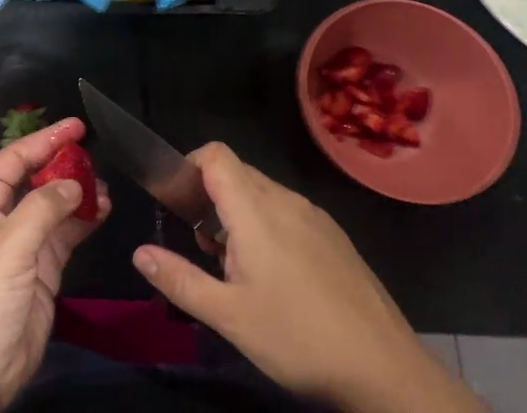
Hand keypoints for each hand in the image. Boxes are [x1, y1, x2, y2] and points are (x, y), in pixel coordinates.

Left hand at [0, 117, 110, 412]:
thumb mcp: (9, 246)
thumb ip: (43, 209)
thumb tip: (73, 183)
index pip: (14, 159)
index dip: (43, 140)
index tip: (77, 126)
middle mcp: (1, 219)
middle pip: (35, 180)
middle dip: (63, 166)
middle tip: (98, 156)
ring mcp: (22, 246)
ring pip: (53, 208)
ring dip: (78, 195)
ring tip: (107, 186)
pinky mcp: (41, 272)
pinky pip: (64, 236)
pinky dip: (83, 223)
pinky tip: (103, 211)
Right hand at [132, 143, 482, 412]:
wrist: (387, 372)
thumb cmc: (298, 339)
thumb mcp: (228, 316)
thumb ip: (180, 279)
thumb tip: (140, 252)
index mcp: (256, 211)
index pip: (215, 155)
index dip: (188, 166)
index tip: (175, 202)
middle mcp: (287, 202)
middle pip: (237, 174)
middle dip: (209, 198)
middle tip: (202, 248)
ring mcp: (317, 219)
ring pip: (264, 195)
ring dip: (238, 216)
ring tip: (235, 269)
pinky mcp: (336, 239)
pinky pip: (289, 214)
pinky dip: (268, 228)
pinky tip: (275, 280)